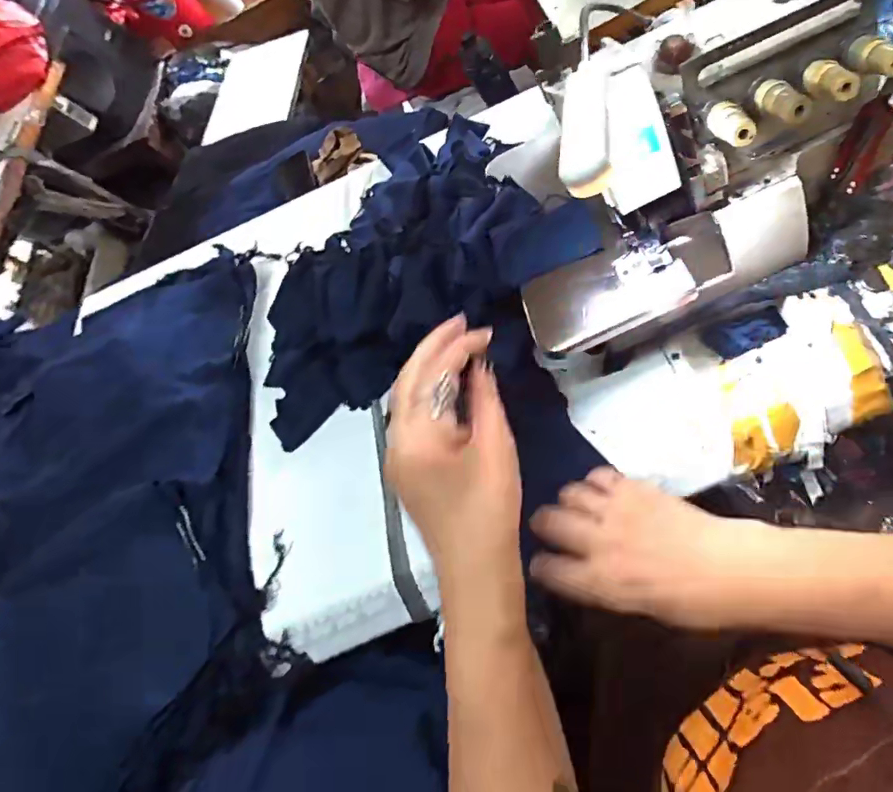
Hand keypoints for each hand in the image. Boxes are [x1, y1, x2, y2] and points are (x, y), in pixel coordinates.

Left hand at [386, 316, 521, 581]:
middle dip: (433, 346)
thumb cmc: (491, 510)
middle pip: (408, 379)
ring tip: (457, 341)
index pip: (432, 375)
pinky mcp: (405, 465)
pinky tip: (449, 380)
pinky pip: (412, 414)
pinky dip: (428, 389)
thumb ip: (484, 399)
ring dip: (428, 365)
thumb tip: (479, 365)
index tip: (485, 334)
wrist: (475, 571)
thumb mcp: (496, 447)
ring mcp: (396, 454)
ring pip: (406, 395)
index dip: (458, 348)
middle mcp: (396, 440)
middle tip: (462, 322)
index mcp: (416, 436)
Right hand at [529, 470, 774, 629]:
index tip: (540, 562)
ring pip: (570, 492)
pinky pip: (598, 475)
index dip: (539, 565)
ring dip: (568, 499)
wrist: (727, 567)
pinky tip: (602, 490)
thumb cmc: (689, 603)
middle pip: (550, 521)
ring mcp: (616, 510)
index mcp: (599, 581)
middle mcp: (600, 543)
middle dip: (542, 522)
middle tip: (548, 525)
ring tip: (575, 505)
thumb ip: (602, 585)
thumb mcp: (636, 607)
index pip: (548, 569)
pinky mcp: (633, 487)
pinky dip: (594, 481)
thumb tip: (581, 571)